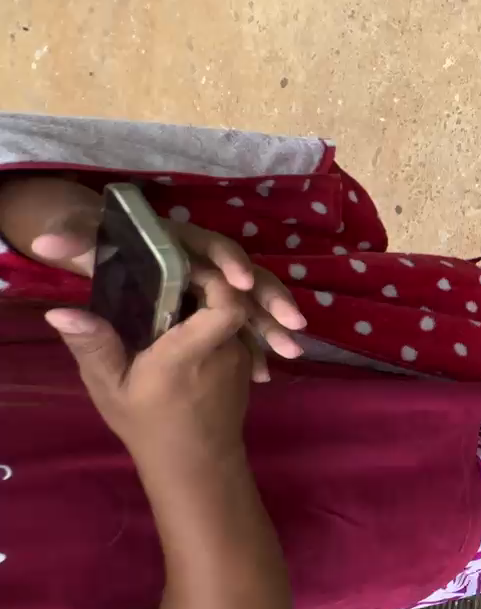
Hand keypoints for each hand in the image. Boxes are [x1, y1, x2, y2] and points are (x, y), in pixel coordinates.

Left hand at [0, 177, 306, 370]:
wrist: (89, 237)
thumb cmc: (82, 240)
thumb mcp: (74, 242)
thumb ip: (74, 245)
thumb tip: (59, 284)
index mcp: (179, 243)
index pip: (215, 250)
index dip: (230, 264)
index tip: (240, 284)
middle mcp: (207, 263)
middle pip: (252, 279)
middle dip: (273, 302)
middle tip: (292, 323)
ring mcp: (217, 285)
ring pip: (258, 303)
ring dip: (275, 327)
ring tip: (293, 352)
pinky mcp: (219, 305)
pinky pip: (249, 324)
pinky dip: (257, 345)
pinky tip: (262, 372)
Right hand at [46, 275, 254, 461]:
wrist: (197, 455)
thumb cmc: (147, 423)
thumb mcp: (109, 386)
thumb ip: (95, 346)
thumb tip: (61, 310)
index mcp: (190, 352)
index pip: (227, 308)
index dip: (216, 282)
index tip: (184, 268)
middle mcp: (226, 349)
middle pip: (232, 303)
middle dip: (206, 284)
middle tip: (169, 275)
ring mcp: (242, 354)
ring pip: (235, 315)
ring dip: (209, 303)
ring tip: (173, 296)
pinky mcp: (247, 361)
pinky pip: (237, 331)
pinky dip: (216, 321)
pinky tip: (188, 320)